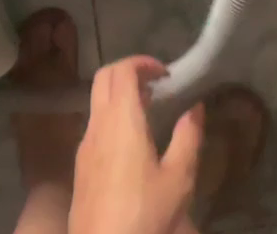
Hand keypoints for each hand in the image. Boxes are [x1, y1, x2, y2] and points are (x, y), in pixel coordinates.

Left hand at [69, 57, 203, 233]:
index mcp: (121, 119)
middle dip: (128, 71)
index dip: (142, 62)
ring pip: (96, 99)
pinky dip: (111, 114)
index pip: (122, 70)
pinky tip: (130, 140)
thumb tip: (195, 107)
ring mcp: (85, 142)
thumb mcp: (178, 180)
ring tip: (148, 108)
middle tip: (155, 84)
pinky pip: (93, 123)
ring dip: (118, 93)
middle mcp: (97, 123)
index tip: (165, 72)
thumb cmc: (144, 214)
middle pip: (104, 77)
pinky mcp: (80, 163)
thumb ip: (188, 139)